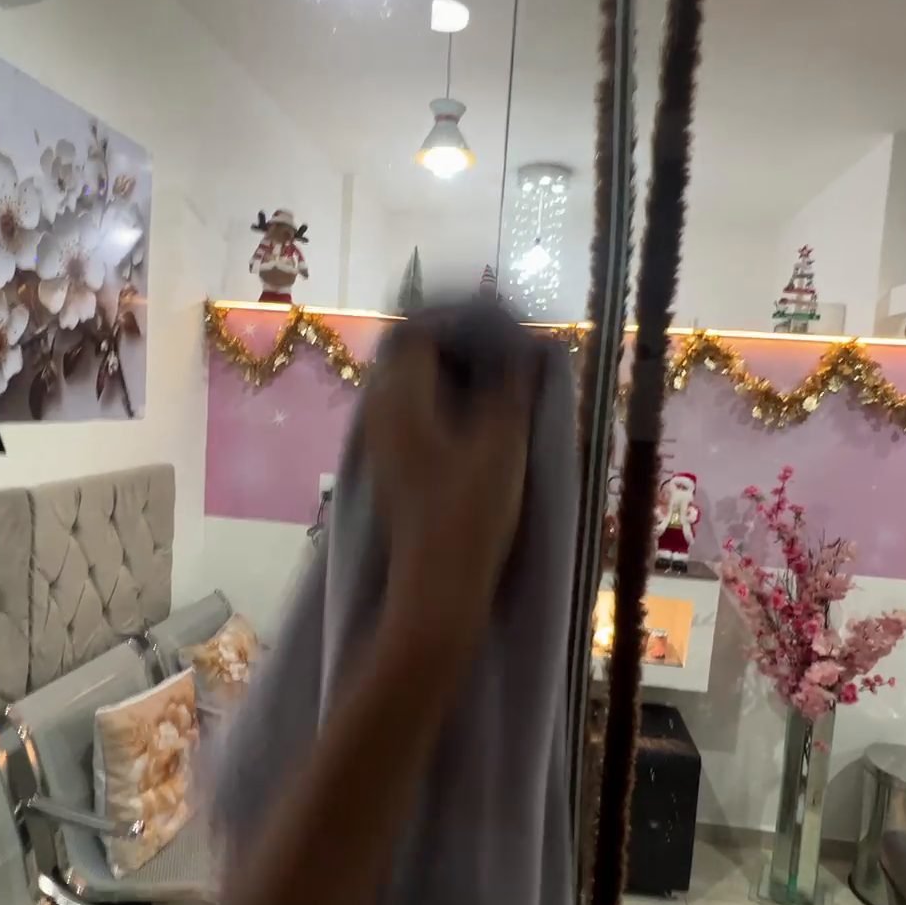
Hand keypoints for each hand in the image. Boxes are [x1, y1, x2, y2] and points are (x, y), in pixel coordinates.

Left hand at [364, 331, 532, 624]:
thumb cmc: (469, 512)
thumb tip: (525, 350)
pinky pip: (412, 411)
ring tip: (494, 378)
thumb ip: (511, 388)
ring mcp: (382, 441)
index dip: (456, 320)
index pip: (416, 333)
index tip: (495, 325)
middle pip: (409, 355)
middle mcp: (380, 412)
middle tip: (498, 348)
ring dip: (449, 373)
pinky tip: (475, 415)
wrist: (438, 584)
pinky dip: (442, 400)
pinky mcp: (392, 464)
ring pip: (411, 385)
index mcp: (398, 398)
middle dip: (454, 344)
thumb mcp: (501, 442)